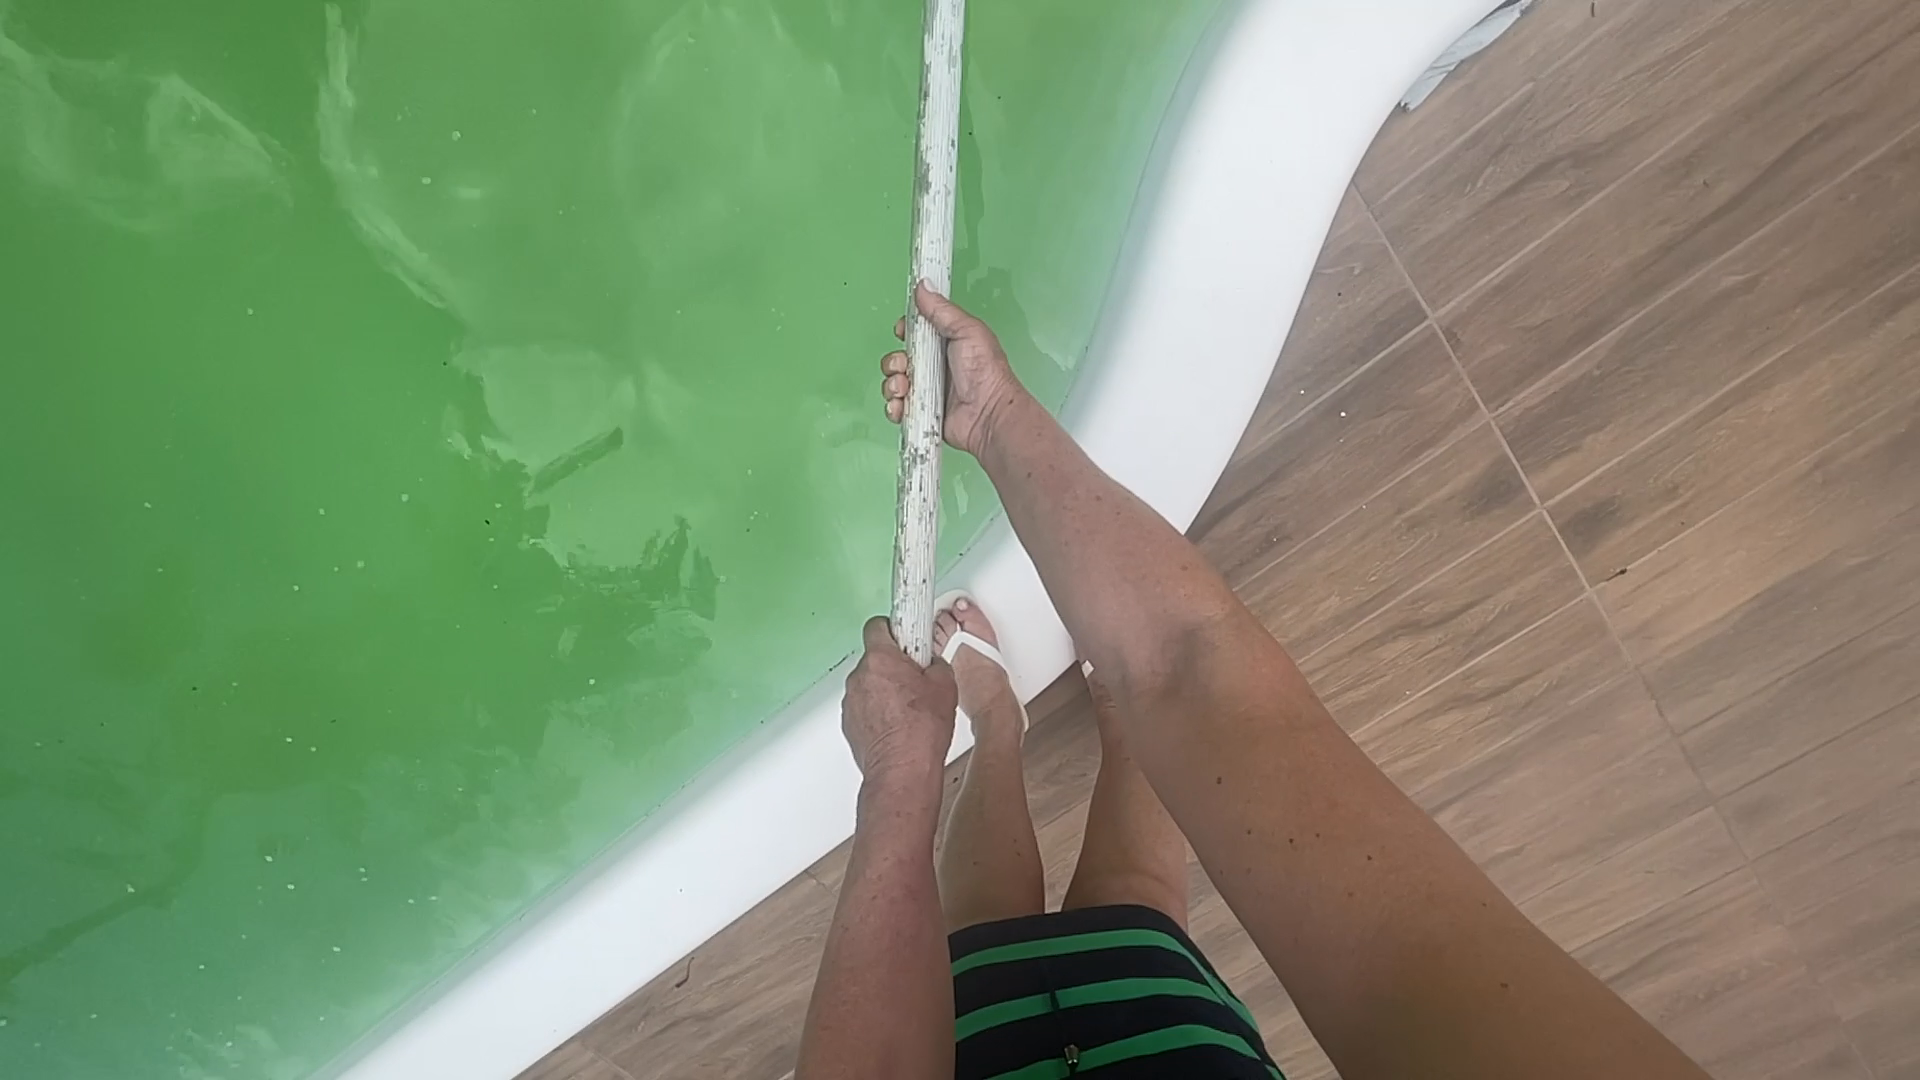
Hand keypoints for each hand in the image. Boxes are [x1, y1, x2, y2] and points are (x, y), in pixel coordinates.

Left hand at [842, 616, 958, 782]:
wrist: (903, 769)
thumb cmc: (921, 730)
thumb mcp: (945, 684)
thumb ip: (935, 663)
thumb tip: (933, 665)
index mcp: (880, 658)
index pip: (877, 625)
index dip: (893, 628)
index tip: (904, 632)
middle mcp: (859, 676)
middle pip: (874, 657)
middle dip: (892, 664)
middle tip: (914, 678)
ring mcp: (851, 701)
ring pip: (868, 683)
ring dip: (884, 689)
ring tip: (908, 707)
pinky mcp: (849, 723)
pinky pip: (864, 706)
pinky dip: (877, 711)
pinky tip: (898, 724)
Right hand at [881, 282, 1032, 456]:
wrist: (988, 415)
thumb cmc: (986, 374)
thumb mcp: (968, 331)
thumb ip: (943, 310)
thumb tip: (924, 286)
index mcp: (945, 345)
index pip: (915, 333)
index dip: (905, 331)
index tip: (903, 331)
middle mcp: (934, 368)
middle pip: (898, 359)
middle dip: (894, 362)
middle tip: (906, 366)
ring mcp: (927, 392)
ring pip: (894, 384)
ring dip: (892, 385)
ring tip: (905, 388)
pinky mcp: (921, 414)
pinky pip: (897, 409)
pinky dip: (894, 407)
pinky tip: (901, 406)